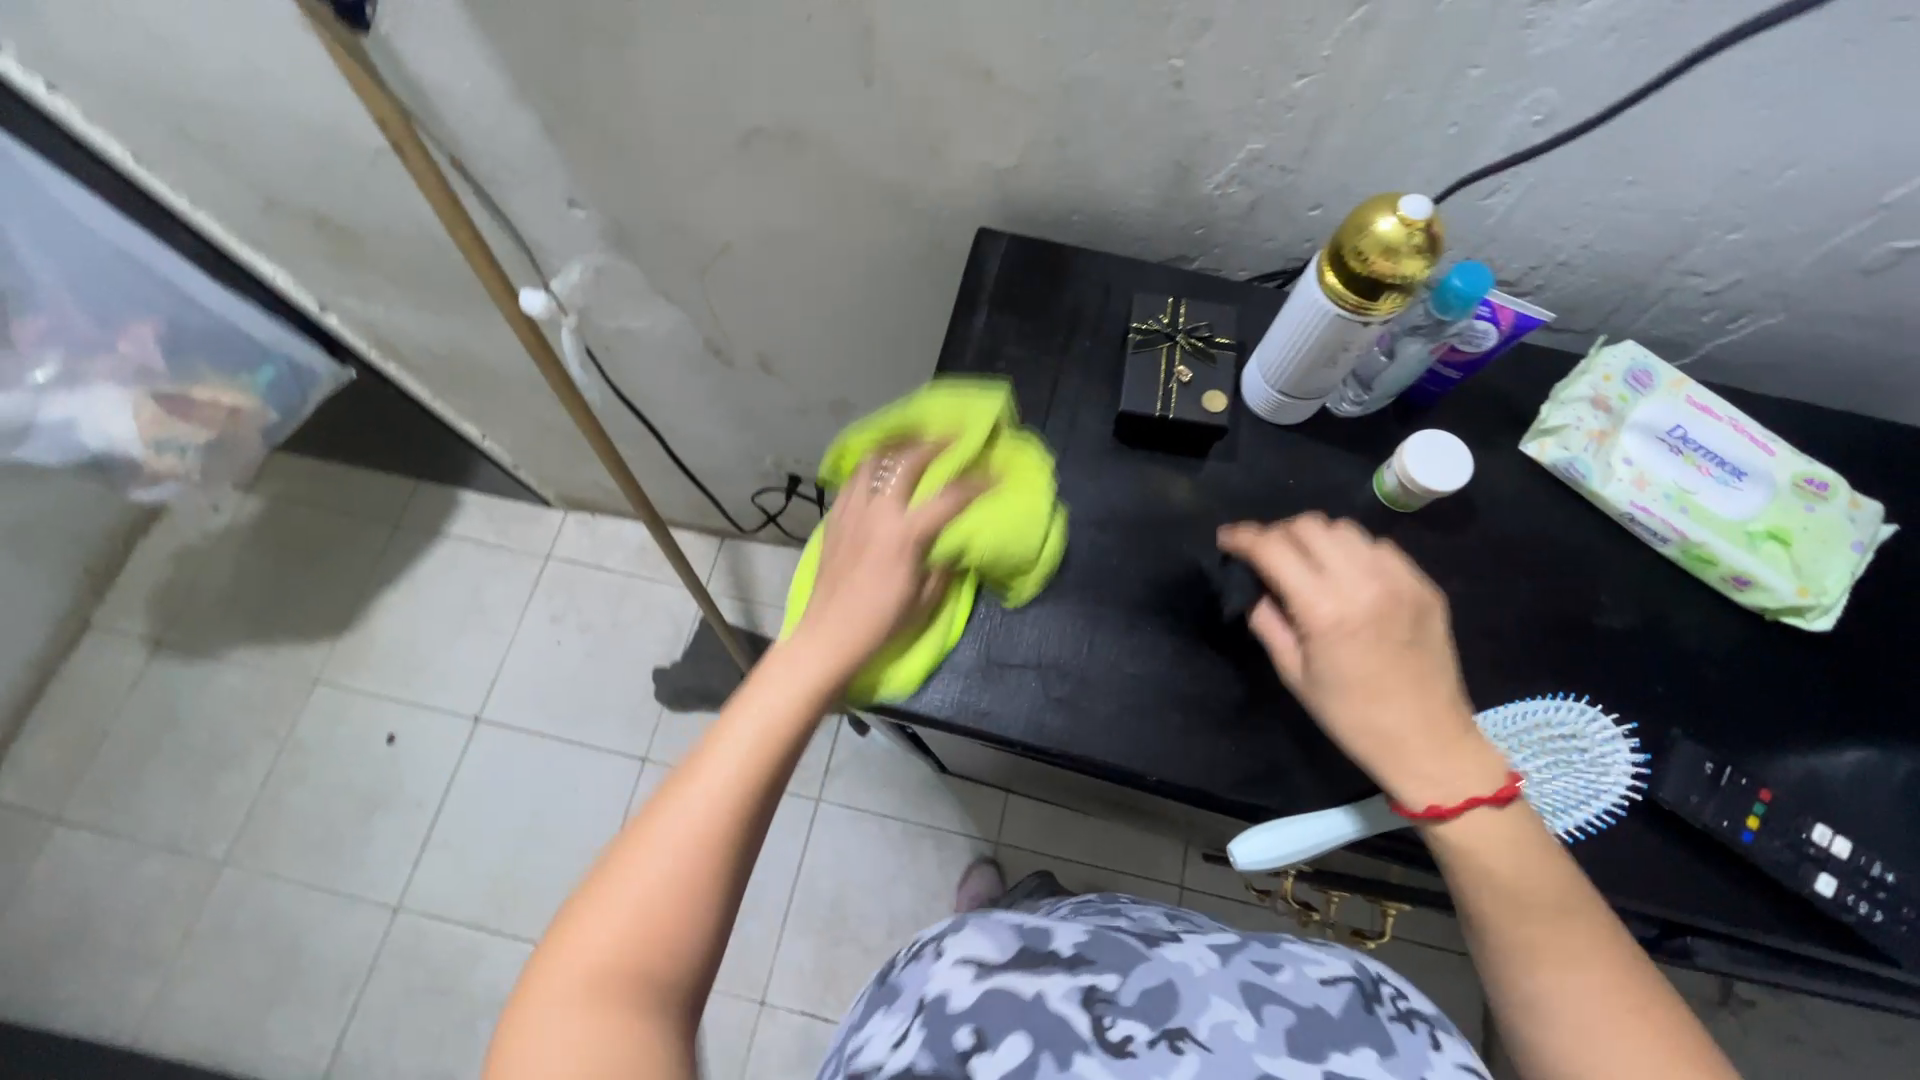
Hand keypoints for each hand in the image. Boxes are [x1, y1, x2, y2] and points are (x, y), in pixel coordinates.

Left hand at [791, 442, 985, 675]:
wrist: (828, 635)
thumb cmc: (882, 624)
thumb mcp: (925, 600)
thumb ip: (943, 566)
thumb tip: (952, 545)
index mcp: (905, 535)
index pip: (949, 497)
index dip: (977, 483)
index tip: (995, 474)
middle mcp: (877, 513)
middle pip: (907, 461)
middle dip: (934, 445)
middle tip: (951, 439)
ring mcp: (852, 512)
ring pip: (872, 462)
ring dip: (896, 449)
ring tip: (910, 446)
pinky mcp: (834, 519)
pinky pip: (852, 481)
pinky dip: (869, 469)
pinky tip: (878, 473)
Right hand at [1217, 513, 1502, 806]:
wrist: (1426, 738)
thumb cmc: (1349, 715)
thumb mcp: (1292, 672)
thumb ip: (1266, 620)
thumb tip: (1252, 585)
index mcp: (1324, 609)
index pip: (1273, 548)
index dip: (1242, 537)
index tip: (1226, 539)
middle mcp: (1364, 582)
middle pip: (1309, 525)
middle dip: (1278, 534)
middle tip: (1265, 555)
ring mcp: (1400, 580)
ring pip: (1344, 529)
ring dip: (1316, 539)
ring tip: (1307, 563)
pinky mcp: (1423, 585)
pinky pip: (1379, 547)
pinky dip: (1353, 553)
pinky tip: (1348, 578)